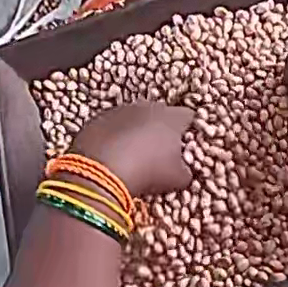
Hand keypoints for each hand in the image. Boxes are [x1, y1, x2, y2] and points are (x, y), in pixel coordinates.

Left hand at [67, 102, 194, 197]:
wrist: (102, 171)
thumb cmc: (148, 172)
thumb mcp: (177, 179)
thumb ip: (186, 172)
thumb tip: (184, 171)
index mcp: (171, 118)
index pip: (189, 117)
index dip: (190, 130)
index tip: (188, 144)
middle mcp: (146, 107)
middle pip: (160, 115)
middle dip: (161, 131)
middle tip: (161, 153)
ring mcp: (119, 111)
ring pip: (134, 119)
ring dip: (136, 133)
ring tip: (134, 157)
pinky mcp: (96, 120)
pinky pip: (111, 128)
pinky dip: (114, 139)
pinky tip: (113, 158)